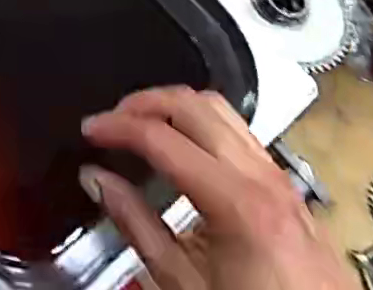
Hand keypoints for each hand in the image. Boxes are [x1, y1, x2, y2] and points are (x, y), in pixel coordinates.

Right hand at [79, 87, 353, 289]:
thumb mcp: (184, 287)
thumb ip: (136, 226)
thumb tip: (98, 181)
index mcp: (236, 201)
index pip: (162, 137)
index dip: (118, 126)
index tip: (90, 129)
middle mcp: (260, 173)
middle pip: (192, 103)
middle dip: (144, 102)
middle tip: (111, 121)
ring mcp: (276, 172)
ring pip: (217, 105)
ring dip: (173, 105)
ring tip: (140, 124)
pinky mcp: (282, 180)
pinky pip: (236, 126)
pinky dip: (200, 120)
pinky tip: (179, 143)